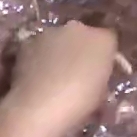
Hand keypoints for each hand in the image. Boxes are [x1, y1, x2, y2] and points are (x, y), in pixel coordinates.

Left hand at [0, 22, 117, 136]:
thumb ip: (99, 75)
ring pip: (57, 39)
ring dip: (57, 51)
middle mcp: (77, 28)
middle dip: (79, 49)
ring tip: (52, 75)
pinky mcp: (28, 42)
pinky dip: (38, 57)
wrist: (39, 107)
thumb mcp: (101, 93)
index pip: (108, 39)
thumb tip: (91, 75)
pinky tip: (35, 76)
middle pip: (81, 35)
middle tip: (75, 71)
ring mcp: (50, 33)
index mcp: (102, 40)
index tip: (98, 69)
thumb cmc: (79, 104)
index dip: (103, 54)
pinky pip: (38, 47)